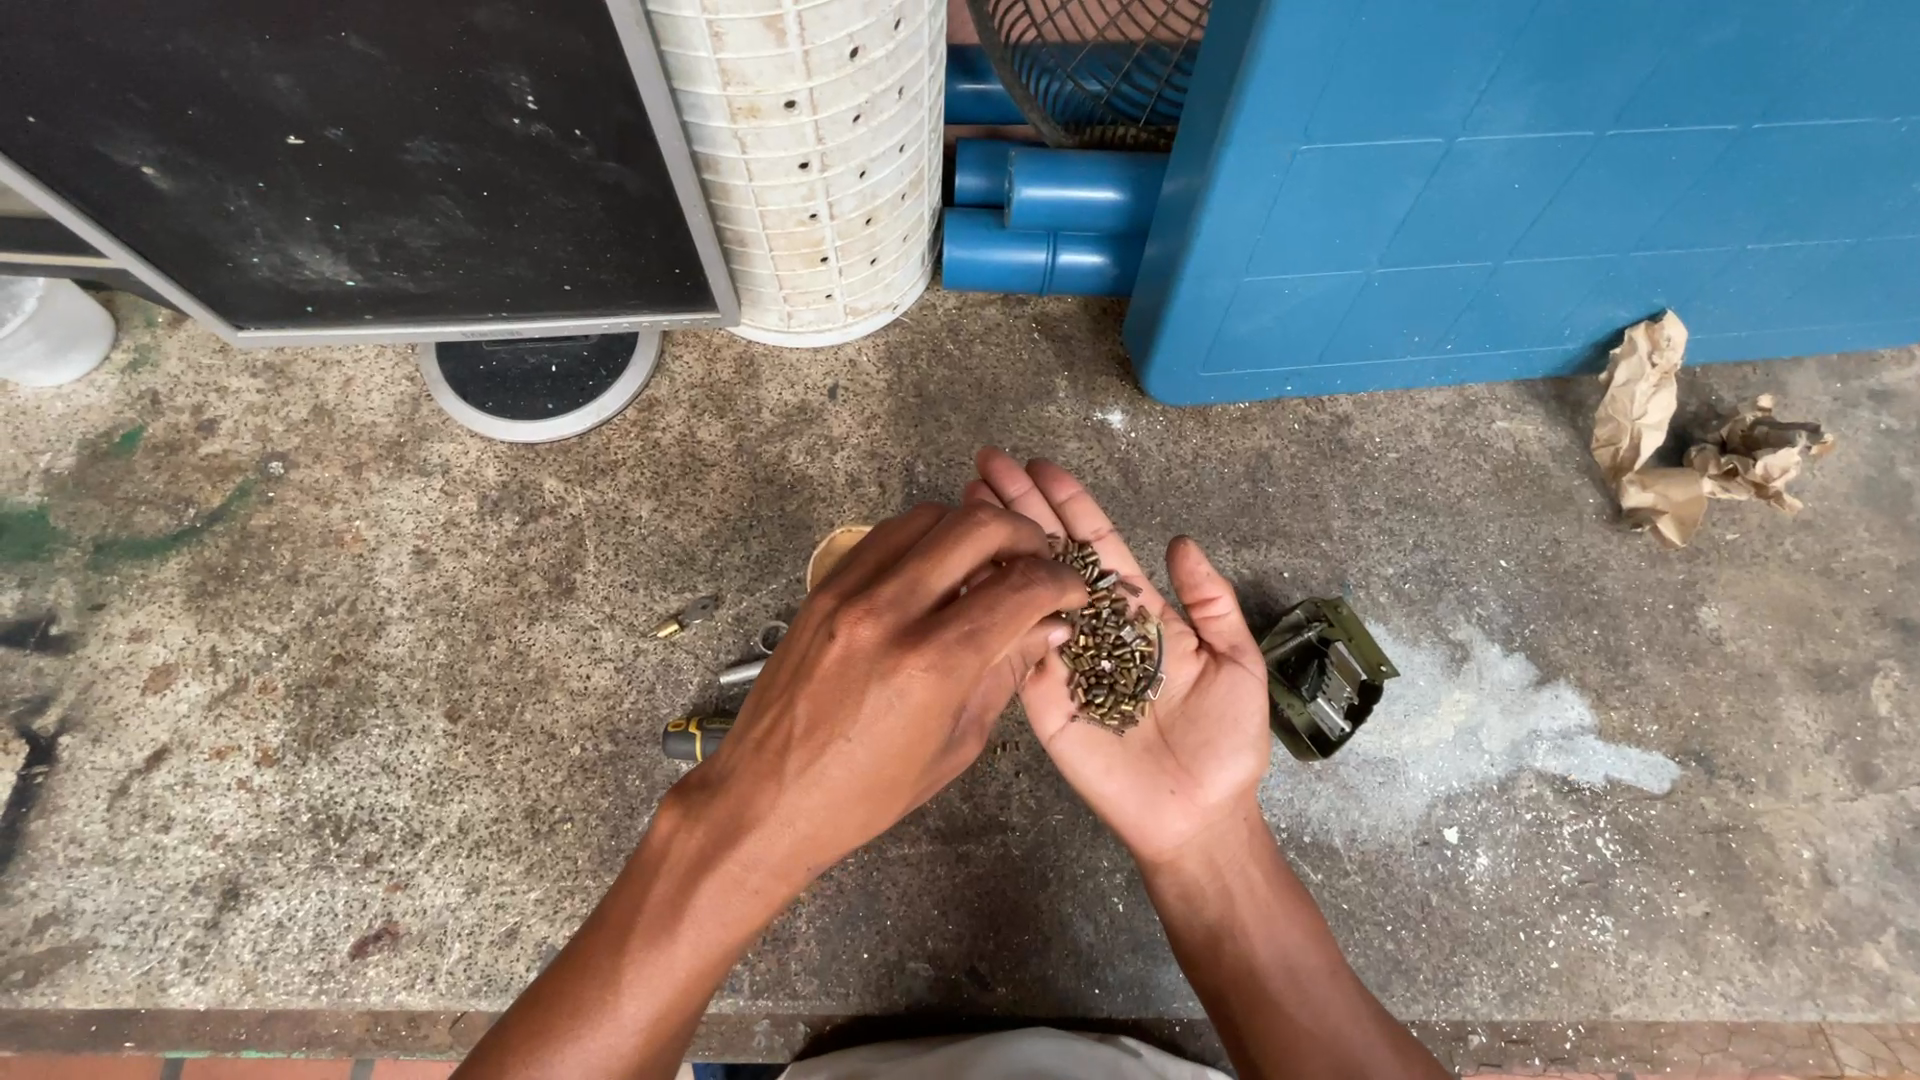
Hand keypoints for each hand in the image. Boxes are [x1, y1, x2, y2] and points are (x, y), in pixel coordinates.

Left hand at [669, 501, 1088, 885]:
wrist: (766, 798)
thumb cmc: (866, 793)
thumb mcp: (955, 744)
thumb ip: (1004, 672)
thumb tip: (1047, 627)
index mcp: (932, 663)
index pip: (1019, 589)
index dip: (1061, 582)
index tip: (1072, 590)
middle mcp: (890, 611)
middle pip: (977, 527)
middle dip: (1024, 535)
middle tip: (1039, 561)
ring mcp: (848, 591)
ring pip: (928, 517)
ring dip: (972, 528)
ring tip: (989, 560)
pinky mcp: (822, 587)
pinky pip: (884, 535)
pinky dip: (924, 537)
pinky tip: (937, 566)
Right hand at [967, 448, 1270, 865]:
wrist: (1200, 815)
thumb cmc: (1226, 742)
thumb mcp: (1236, 663)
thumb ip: (1211, 602)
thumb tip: (1180, 540)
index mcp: (1137, 612)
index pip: (1097, 545)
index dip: (1070, 504)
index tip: (1040, 466)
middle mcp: (1092, 626)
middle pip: (1050, 555)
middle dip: (1020, 509)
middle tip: (986, 464)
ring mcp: (1061, 659)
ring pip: (1022, 593)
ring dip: (995, 546)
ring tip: (966, 502)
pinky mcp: (1040, 698)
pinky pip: (1012, 649)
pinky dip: (988, 610)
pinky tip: (966, 572)